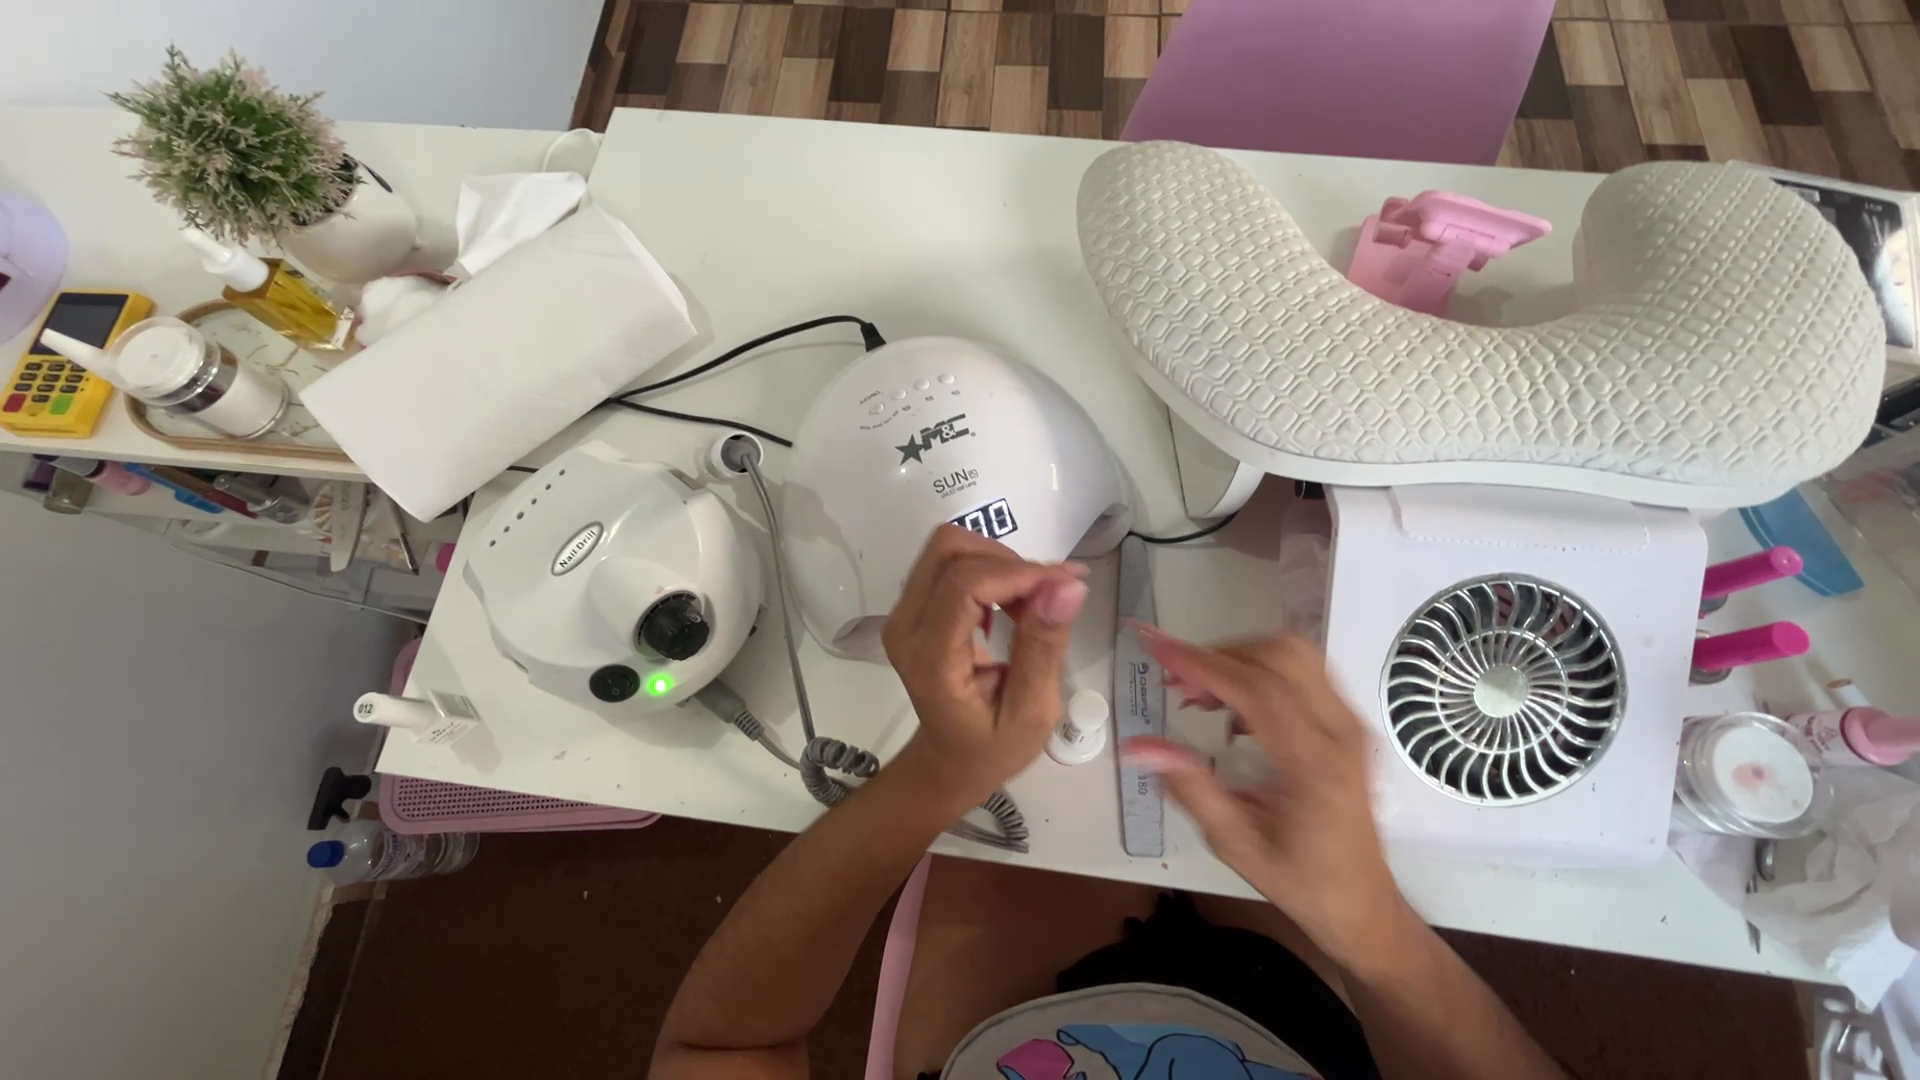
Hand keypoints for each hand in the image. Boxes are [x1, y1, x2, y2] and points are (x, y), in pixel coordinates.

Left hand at [883, 525, 1089, 805]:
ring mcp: (903, 612)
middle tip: (1048, 597)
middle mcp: (905, 626)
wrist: (951, 758)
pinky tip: (1011, 605)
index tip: (1069, 581)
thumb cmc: (993, 746)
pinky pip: (950, 560)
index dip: (1020, 573)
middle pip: (950, 550)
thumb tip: (1068, 585)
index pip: (965, 585)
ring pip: (949, 546)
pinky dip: (990, 568)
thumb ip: (1043, 647)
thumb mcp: (1032, 711)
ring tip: (1030, 604)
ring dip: (1000, 562)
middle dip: (1009, 561)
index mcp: (931, 661)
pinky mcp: (912, 605)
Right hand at [1123, 630, 1411, 966]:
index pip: (1257, 689)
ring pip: (1294, 654)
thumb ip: (1190, 788)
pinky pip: (1304, 671)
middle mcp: (1341, 732)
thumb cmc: (1299, 881)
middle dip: (1220, 656)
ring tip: (1204, 695)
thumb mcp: (1234, 844)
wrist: (1363, 906)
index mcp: (1315, 765)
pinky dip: (1261, 671)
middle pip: (1280, 655)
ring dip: (1241, 659)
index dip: (1201, 663)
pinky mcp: (1350, 723)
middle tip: (1180, 686)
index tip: (1156, 646)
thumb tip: (1138, 746)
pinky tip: (1235, 707)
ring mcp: (1351, 723)